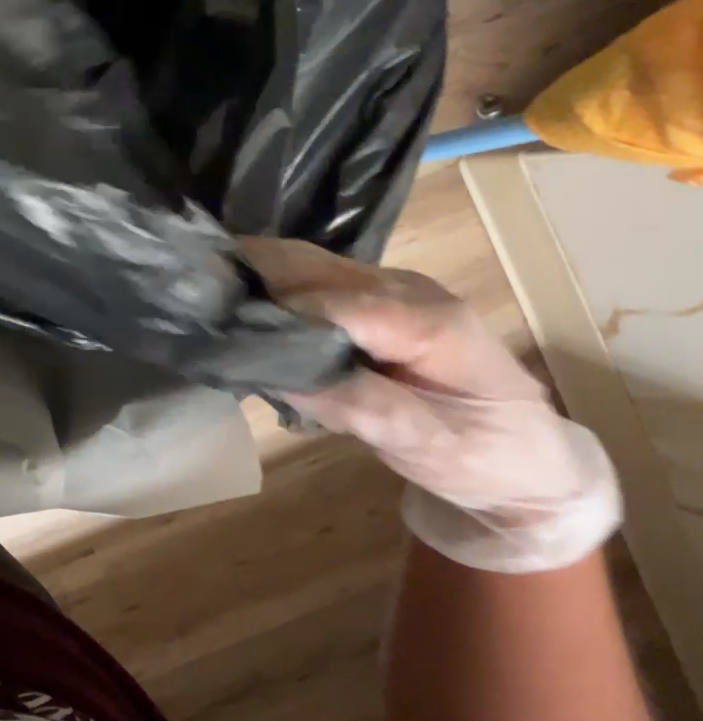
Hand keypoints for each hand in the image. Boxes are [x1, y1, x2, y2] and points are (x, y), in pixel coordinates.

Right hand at [241, 237, 621, 573]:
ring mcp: (383, 283)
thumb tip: (279, 374)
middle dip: (249, 282)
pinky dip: (262, 285)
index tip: (226, 338)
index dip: (278, 316)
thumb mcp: (428, 448)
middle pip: (308, 266)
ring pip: (297, 261)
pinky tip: (236, 308)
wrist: (525, 458)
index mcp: (432, 323)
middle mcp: (405, 287)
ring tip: (205, 308)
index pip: (336, 304)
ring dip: (249, 279)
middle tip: (196, 312)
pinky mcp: (363, 291)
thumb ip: (359, 406)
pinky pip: (301, 274)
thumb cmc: (482, 459)